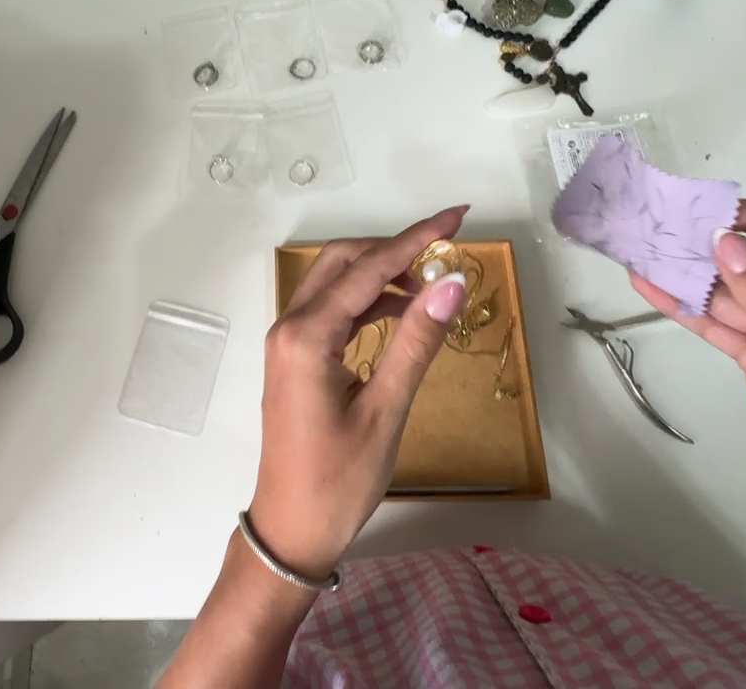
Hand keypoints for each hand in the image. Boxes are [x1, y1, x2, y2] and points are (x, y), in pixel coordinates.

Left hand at [247, 207, 469, 578]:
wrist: (290, 529)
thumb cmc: (338, 480)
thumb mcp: (386, 410)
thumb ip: (417, 341)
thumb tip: (451, 284)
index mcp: (307, 335)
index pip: (368, 268)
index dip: (416, 239)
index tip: (457, 216)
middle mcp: (290, 326)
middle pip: (343, 262)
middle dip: (394, 249)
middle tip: (446, 252)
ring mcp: (288, 340)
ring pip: (336, 283)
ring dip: (381, 275)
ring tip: (431, 288)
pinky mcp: (296, 356)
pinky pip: (333, 310)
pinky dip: (367, 302)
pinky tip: (401, 313)